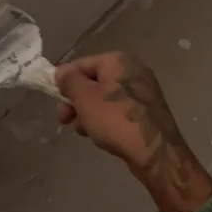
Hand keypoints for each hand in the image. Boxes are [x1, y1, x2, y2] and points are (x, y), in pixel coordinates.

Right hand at [56, 52, 211, 211]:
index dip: (64, 82)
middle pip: (94, 82)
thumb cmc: (115, 119)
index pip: (81, 64)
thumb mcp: (85, 98)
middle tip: (65, 121)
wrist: (154, 150)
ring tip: (86, 132)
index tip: (56, 103)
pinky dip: (107, 120)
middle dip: (77, 101)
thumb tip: (62, 71)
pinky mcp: (148, 111)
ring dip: (90, 113)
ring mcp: (143, 90)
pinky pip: (119, 110)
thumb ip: (70, 81)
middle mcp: (133, 70)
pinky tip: (103, 136)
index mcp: (118, 60)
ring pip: (105, 98)